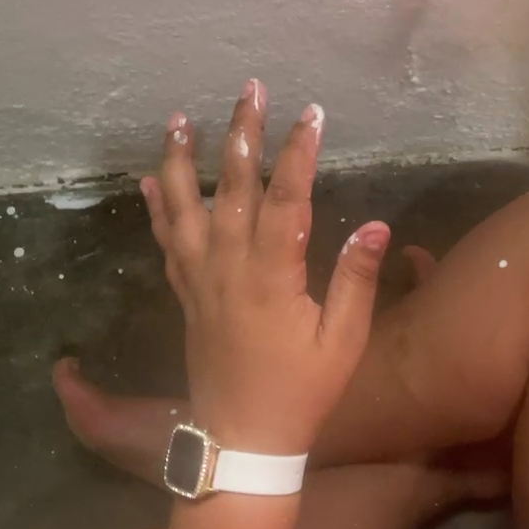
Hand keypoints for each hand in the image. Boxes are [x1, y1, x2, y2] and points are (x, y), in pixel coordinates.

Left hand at [141, 80, 389, 454]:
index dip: (299, 153)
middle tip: (249, 89)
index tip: (311, 113)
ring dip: (183, 161)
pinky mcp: (187, 297)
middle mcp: (229, 269)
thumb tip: (377, 225)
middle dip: (243, 135)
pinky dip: (159, 208)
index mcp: (272, 278)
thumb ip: (355, 282)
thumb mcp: (343, 344)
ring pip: (187, 209)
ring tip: (180, 119)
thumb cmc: (302, 393)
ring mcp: (201, 282)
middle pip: (234, 189)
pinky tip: (151, 180)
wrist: (244, 439)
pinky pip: (167, 243)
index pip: (287, 200)